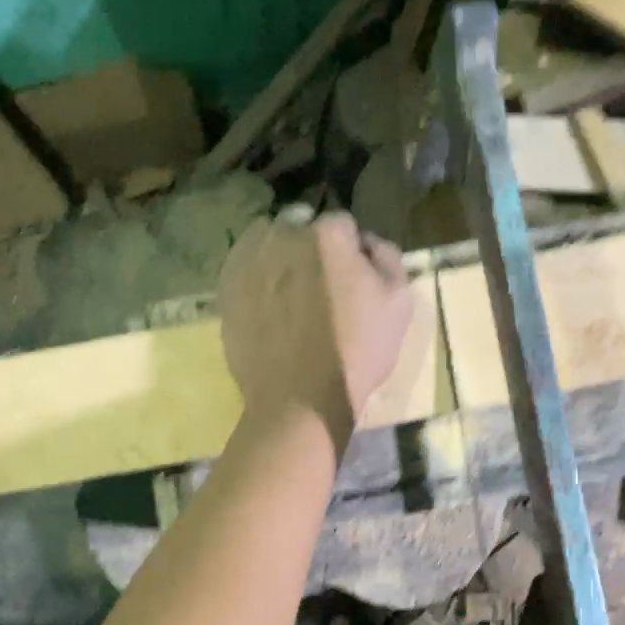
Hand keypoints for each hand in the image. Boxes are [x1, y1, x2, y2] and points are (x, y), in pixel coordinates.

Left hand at [217, 209, 413, 446]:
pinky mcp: (226, 288)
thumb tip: (368, 243)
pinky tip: (266, 298)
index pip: (343, 225)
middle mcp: (283, 237)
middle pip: (300, 224)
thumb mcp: (398, 304)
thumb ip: (387, 258)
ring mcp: (248, 262)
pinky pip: (242, 265)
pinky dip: (255, 273)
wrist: (300, 400)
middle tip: (320, 280)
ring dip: (279, 251)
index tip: (353, 274)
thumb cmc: (356, 353)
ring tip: (289, 286)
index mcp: (327, 235)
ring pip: (266, 239)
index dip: (351, 248)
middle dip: (311, 242)